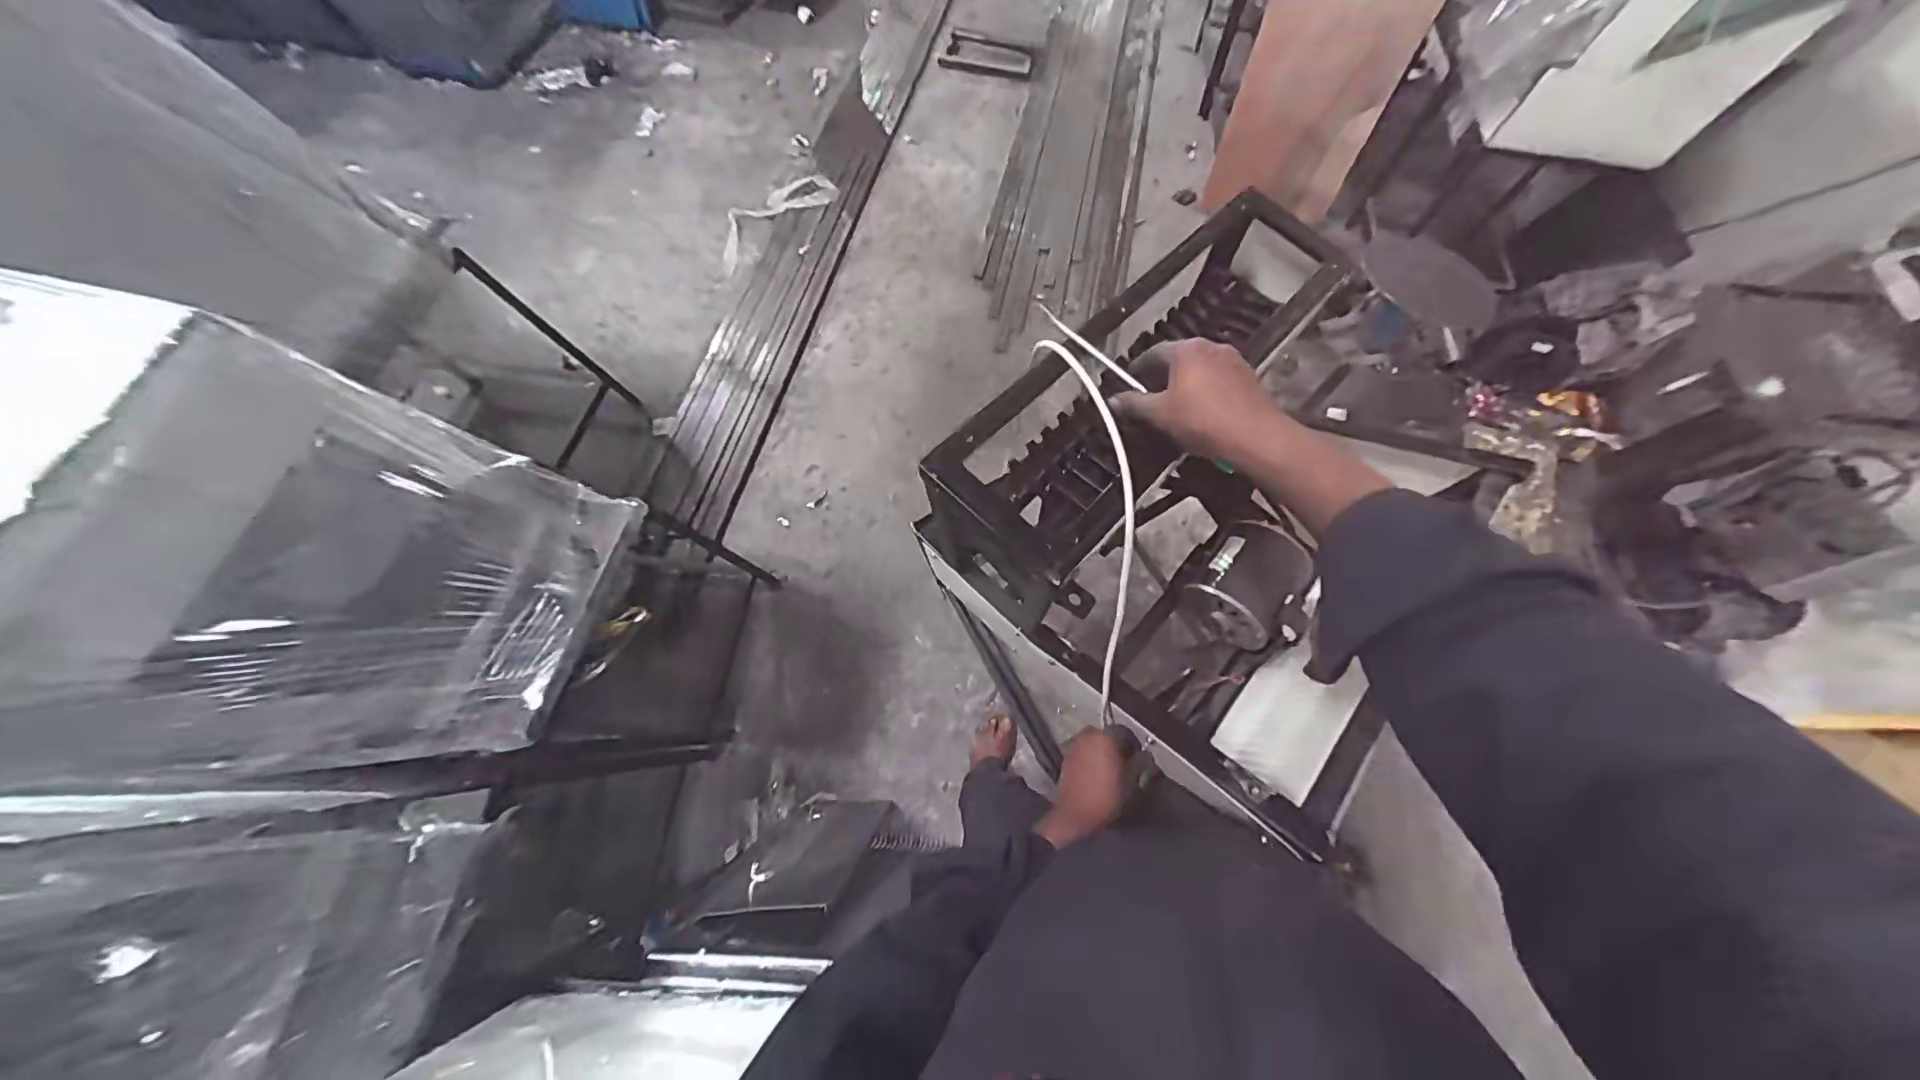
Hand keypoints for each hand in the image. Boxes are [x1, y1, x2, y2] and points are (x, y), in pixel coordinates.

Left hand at [1034, 728, 1129, 847]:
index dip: (1134, 744)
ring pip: (1095, 742)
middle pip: (1108, 735)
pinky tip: (1096, 771)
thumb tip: (1144, 754)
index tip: (1138, 757)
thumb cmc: (1107, 797)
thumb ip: (1140, 763)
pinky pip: (1084, 750)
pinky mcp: (1066, 755)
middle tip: (1125, 762)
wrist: (1075, 814)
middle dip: (1117, 746)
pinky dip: (1091, 755)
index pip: (1125, 731)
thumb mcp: (1132, 782)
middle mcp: (1088, 735)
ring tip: (1111, 768)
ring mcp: (1075, 744)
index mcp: (1105, 737)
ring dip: (1103, 750)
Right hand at [1111, 338, 1295, 467]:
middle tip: (1150, 399)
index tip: (1128, 385)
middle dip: (1161, 377)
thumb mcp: (1160, 415)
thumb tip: (1113, 400)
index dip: (1136, 370)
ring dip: (1184, 383)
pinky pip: (1216, 379)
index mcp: (1185, 350)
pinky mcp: (1247, 376)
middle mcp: (1209, 346)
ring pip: (1198, 369)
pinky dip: (1204, 390)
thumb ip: (1134, 404)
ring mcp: (1232, 359)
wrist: (1256, 436)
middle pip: (1176, 359)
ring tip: (1176, 408)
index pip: (1151, 354)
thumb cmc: (1202, 421)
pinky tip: (1202, 411)